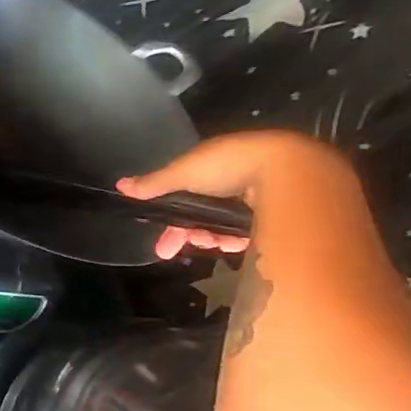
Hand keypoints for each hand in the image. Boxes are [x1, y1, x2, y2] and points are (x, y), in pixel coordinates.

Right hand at [116, 131, 343, 259]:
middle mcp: (237, 177)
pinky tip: (236, 243)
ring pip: (226, 223)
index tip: (163, 241)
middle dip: (191, 231)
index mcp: (214, 162)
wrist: (290, 171)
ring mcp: (259, 194)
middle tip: (182, 248)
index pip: (184, 192)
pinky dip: (239, 238)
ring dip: (213, 236)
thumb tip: (121, 186)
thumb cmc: (231, 165)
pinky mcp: (280, 211)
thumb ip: (154, 183)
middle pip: (204, 211)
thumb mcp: (184, 172)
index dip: (170, 215)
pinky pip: (253, 230)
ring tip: (214, 244)